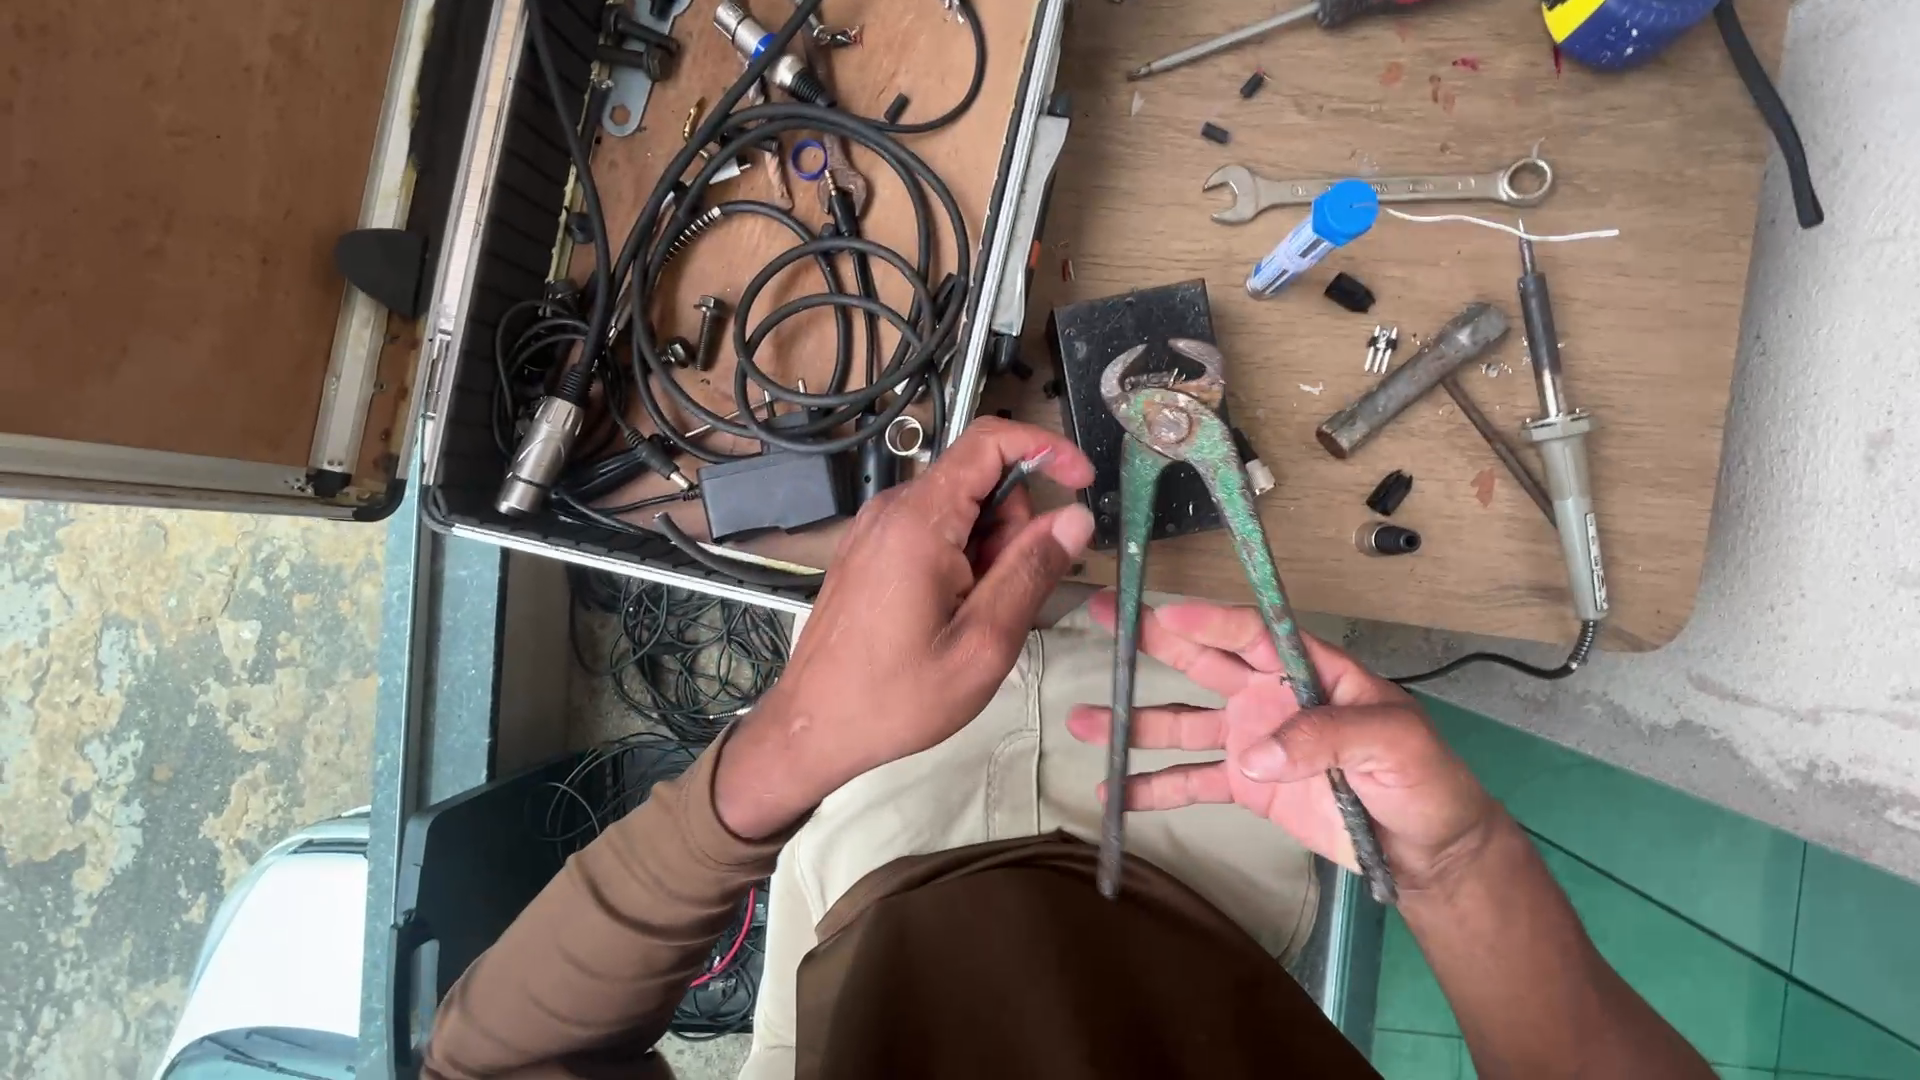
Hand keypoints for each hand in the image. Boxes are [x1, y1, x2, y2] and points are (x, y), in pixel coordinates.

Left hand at [715, 418, 1096, 837]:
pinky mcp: (871, 549)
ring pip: (960, 508)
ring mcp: (876, 528)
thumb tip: (1075, 517)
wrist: (814, 726)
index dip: (1045, 448)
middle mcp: (892, 510)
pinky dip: (961, 558)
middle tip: (1008, 592)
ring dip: (988, 548)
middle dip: (1015, 524)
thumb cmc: (894, 697)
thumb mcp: (982, 643)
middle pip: (979, 478)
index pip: (990, 442)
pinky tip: (951, 610)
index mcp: (919, 521)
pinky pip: (933, 529)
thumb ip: (1031, 571)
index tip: (1082, 480)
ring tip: (974, 613)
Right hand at [1066, 595, 1502, 895]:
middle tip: (1101, 616)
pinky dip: (1152, 785)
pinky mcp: (1244, 785)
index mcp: (1306, 669)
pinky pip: (1190, 780)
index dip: (1206, 621)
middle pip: (1200, 661)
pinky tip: (1116, 790)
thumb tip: (1252, 752)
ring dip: (1133, 721)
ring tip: (1082, 721)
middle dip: (1150, 639)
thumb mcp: (1392, 742)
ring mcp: (1250, 740)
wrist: (1428, 852)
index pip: (1250, 633)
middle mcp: (1267, 695)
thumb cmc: (1425, 779)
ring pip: (1180, 721)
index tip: (1163, 613)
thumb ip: (1325, 734)